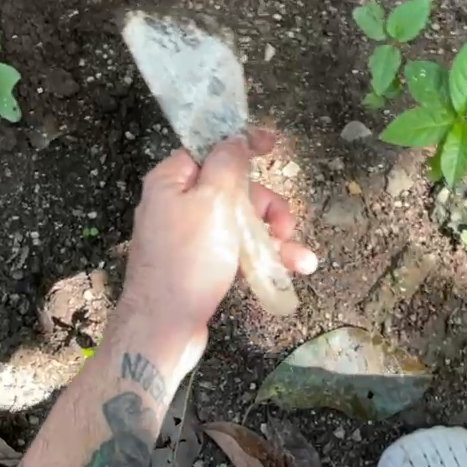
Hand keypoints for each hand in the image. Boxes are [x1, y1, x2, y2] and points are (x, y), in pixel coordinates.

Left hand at [116, 131, 317, 355]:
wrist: (165, 327)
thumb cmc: (187, 262)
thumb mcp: (212, 201)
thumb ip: (227, 164)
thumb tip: (236, 139)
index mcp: (172, 180)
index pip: (211, 149)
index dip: (243, 145)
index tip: (274, 144)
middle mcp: (178, 205)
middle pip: (233, 190)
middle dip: (268, 207)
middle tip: (286, 227)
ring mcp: (190, 238)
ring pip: (241, 224)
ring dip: (274, 239)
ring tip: (300, 260)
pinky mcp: (200, 267)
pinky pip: (236, 252)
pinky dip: (261, 258)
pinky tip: (288, 271)